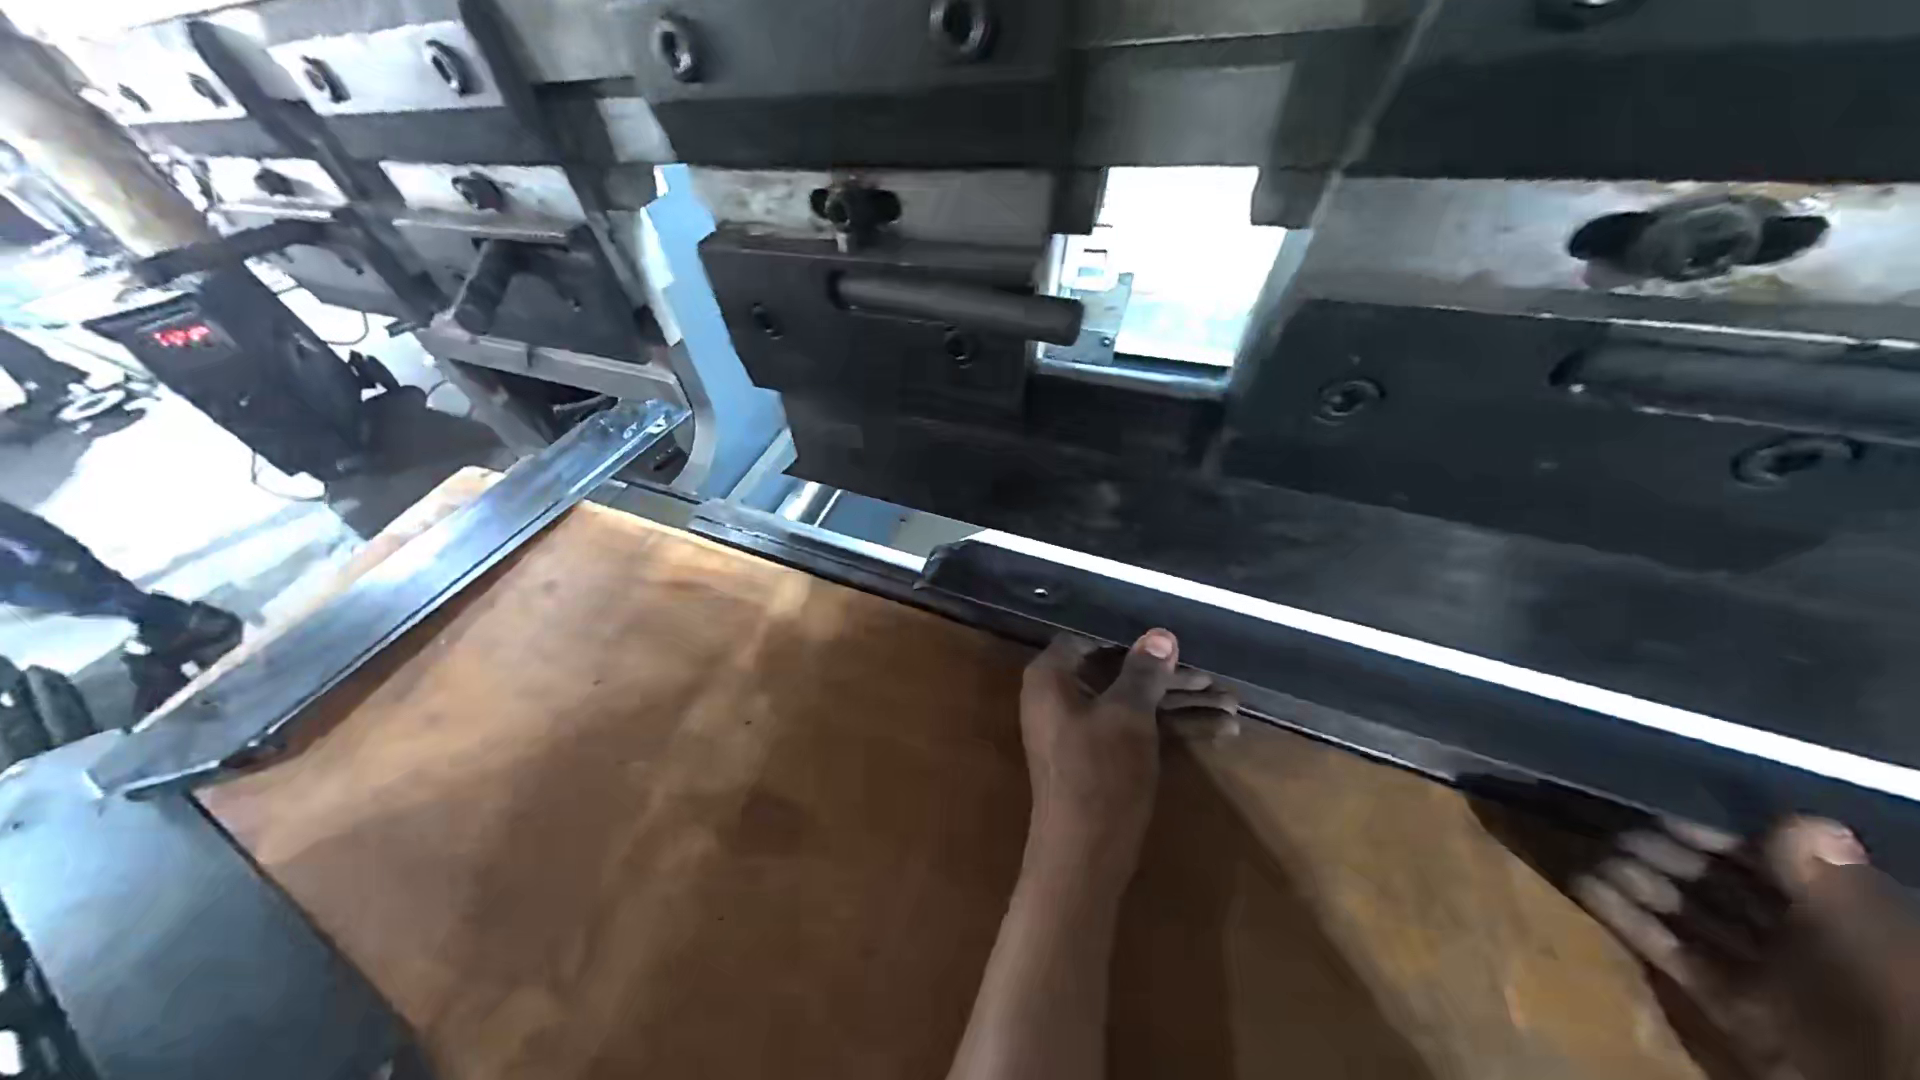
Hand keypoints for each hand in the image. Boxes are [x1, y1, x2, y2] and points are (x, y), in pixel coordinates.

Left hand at [1018, 630, 1236, 874]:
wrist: (1084, 855)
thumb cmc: (1100, 773)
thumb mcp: (1128, 715)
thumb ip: (1144, 672)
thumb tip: (1162, 634)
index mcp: (1051, 677)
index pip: (1089, 639)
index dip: (1130, 638)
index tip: (1170, 639)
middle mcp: (1061, 696)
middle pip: (1119, 672)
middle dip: (1170, 676)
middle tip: (1214, 677)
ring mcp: (1082, 728)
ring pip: (1134, 702)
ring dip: (1180, 702)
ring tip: (1233, 704)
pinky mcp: (1101, 756)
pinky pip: (1136, 729)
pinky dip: (1173, 728)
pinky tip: (1222, 730)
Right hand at [1574, 817, 1919, 1079]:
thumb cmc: (1871, 1000)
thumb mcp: (1860, 935)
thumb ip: (1827, 879)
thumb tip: (1798, 818)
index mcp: (1846, 922)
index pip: (1771, 863)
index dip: (1715, 836)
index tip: (1662, 815)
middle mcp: (1802, 943)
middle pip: (1720, 886)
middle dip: (1663, 856)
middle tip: (1615, 836)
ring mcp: (1759, 975)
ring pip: (1686, 913)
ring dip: (1636, 882)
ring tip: (1591, 858)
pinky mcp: (1719, 1000)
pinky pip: (1666, 949)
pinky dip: (1622, 917)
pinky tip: (1580, 885)